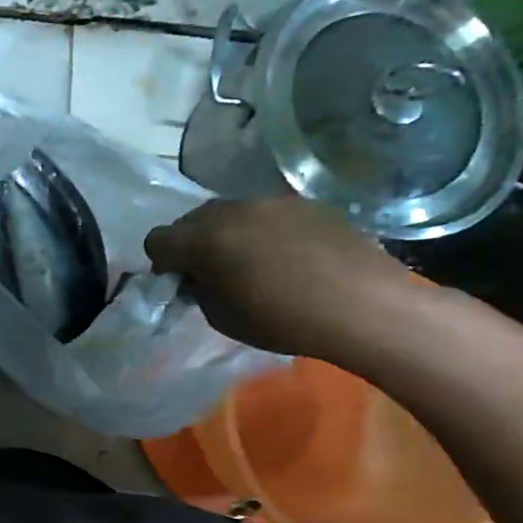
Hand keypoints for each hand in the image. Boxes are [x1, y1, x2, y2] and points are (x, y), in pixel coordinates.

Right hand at [144, 196, 419, 357]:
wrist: (365, 307)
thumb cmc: (284, 321)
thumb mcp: (221, 317)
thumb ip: (198, 289)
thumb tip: (196, 276)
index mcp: (205, 239)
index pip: (157, 240)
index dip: (162, 263)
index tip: (180, 282)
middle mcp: (233, 210)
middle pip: (191, 220)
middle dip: (193, 244)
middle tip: (213, 272)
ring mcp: (271, 201)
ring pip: (229, 212)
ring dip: (227, 234)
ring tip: (251, 261)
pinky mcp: (305, 202)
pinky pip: (265, 213)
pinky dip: (262, 230)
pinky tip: (286, 255)